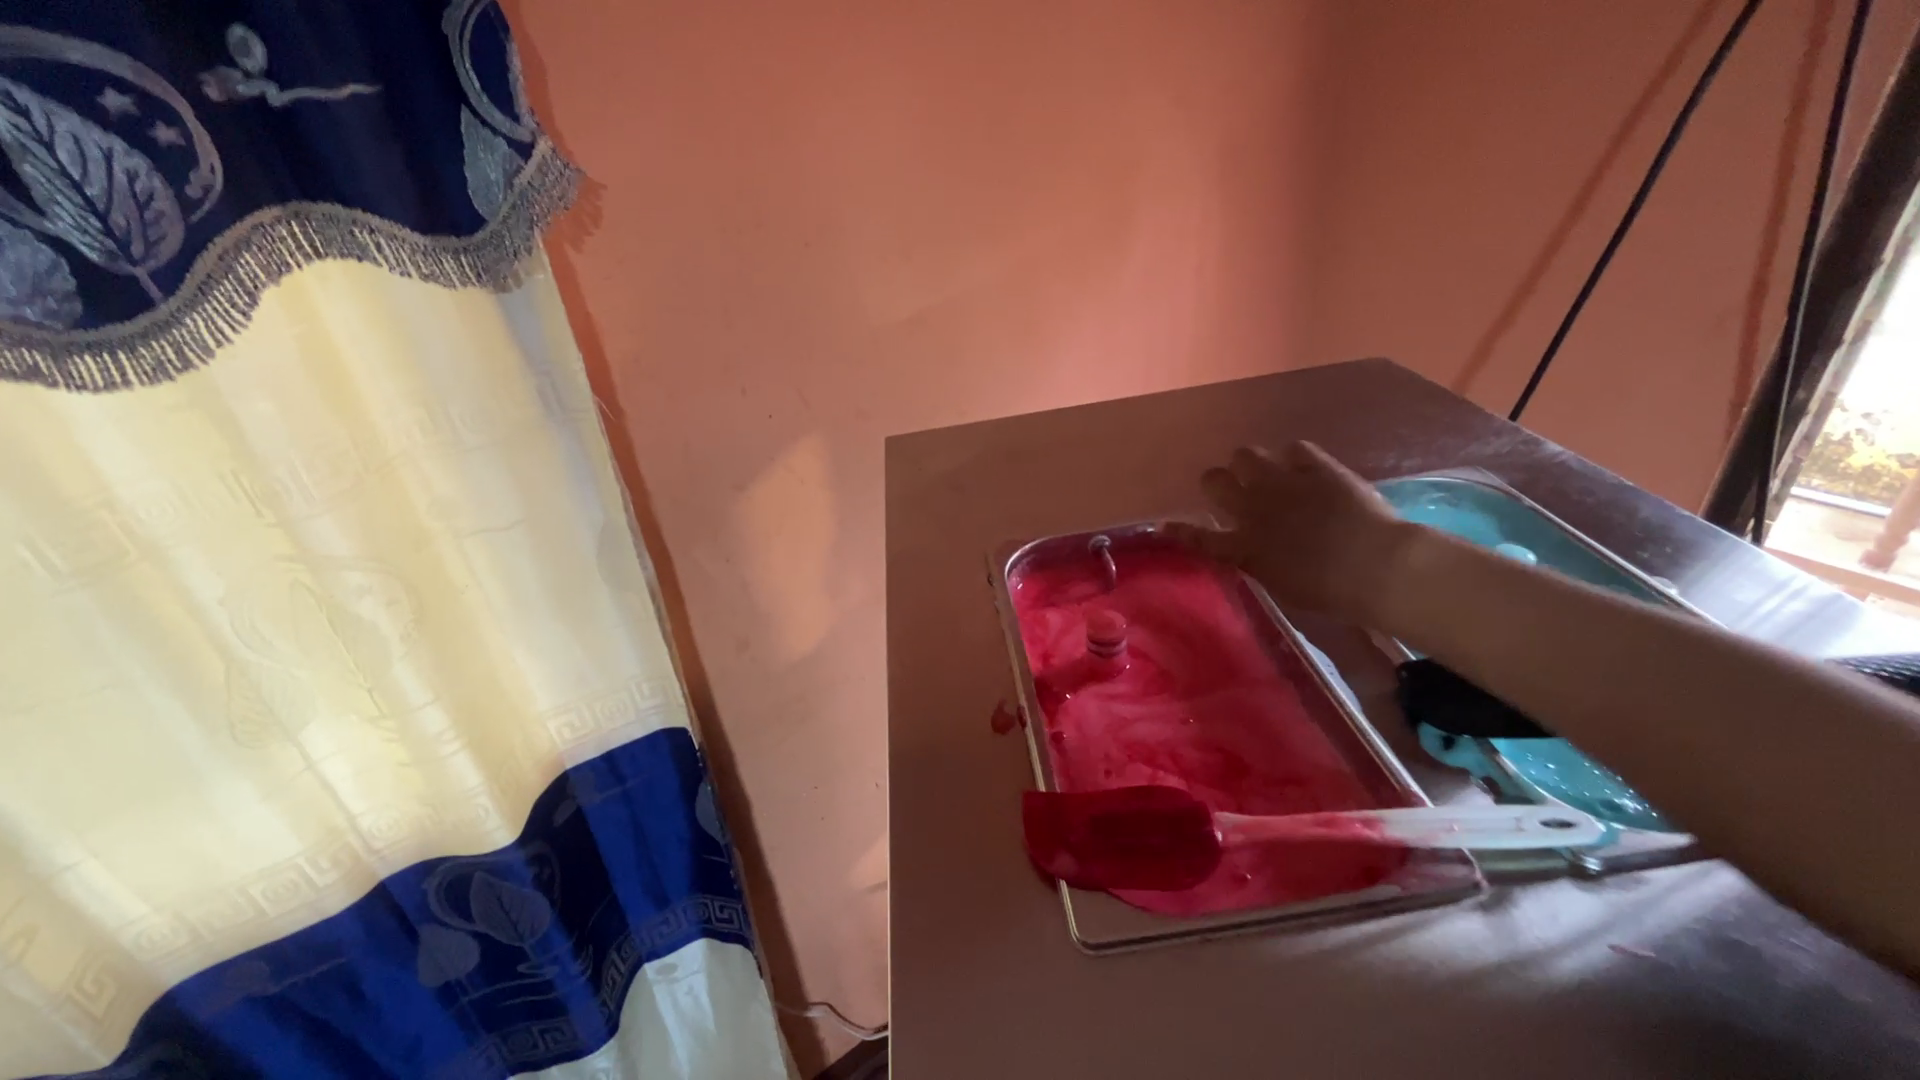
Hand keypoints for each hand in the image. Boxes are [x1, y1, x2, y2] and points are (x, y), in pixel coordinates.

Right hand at [1167, 442, 1413, 622]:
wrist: (1374, 565)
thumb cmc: (1329, 591)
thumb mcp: (1281, 584)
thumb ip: (1259, 561)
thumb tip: (1253, 550)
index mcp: (1242, 547)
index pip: (1199, 537)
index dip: (1181, 530)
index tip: (1167, 525)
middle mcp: (1253, 508)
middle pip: (1214, 480)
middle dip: (1219, 483)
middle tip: (1233, 491)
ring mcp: (1283, 482)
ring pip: (1245, 454)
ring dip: (1250, 463)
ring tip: (1265, 473)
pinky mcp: (1316, 465)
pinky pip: (1293, 448)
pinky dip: (1294, 457)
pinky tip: (1303, 467)